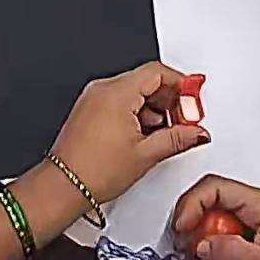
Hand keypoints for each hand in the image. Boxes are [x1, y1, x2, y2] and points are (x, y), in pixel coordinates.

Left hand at [50, 62, 209, 203]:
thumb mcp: (145, 154)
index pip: (158, 72)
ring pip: (134, 91)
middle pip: (147, 80)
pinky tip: (145, 135)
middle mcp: (102, 90)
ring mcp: (94, 99)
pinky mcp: (89, 110)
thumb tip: (196, 132)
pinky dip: (137, 113)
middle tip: (183, 121)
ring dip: (154, 108)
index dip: (181, 85)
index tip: (193, 102)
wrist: (63, 187)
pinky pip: (120, 101)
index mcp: (117, 93)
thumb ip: (177, 138)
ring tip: (163, 134)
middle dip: (170, 99)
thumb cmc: (92, 172)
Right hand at [171, 175, 259, 259]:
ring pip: (213, 222)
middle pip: (210, 202)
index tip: (181, 229)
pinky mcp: (250, 246)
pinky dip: (210, 253)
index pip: (215, 187)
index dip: (191, 205)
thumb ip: (228, 252)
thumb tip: (199, 244)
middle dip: (192, 224)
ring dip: (200, 240)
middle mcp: (258, 211)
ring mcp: (254, 228)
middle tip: (186, 249)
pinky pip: (220, 240)